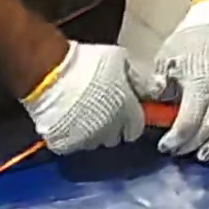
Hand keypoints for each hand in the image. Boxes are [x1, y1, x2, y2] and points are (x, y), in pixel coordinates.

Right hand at [20, 42, 146, 154]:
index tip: (127, 113)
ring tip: (84, 115)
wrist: (50, 78)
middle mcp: (105, 132)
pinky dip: (72, 138)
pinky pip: (73, 146)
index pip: (135, 130)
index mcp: (124, 112)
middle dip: (112, 128)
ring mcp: (82, 142)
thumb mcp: (123, 62)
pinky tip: (69, 122)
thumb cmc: (89, 64)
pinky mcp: (63, 147)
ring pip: (93, 144)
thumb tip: (159, 91)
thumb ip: (141, 81)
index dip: (132, 121)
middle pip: (113, 140)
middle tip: (104, 110)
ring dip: (92, 133)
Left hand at [136, 0, 208, 160]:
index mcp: (202, 83)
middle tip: (178, 152)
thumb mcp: (164, 64)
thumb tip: (153, 108)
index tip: (164, 147)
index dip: (176, 139)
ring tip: (204, 155)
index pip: (189, 122)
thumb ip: (158, 88)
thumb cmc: (186, 43)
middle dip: (192, 143)